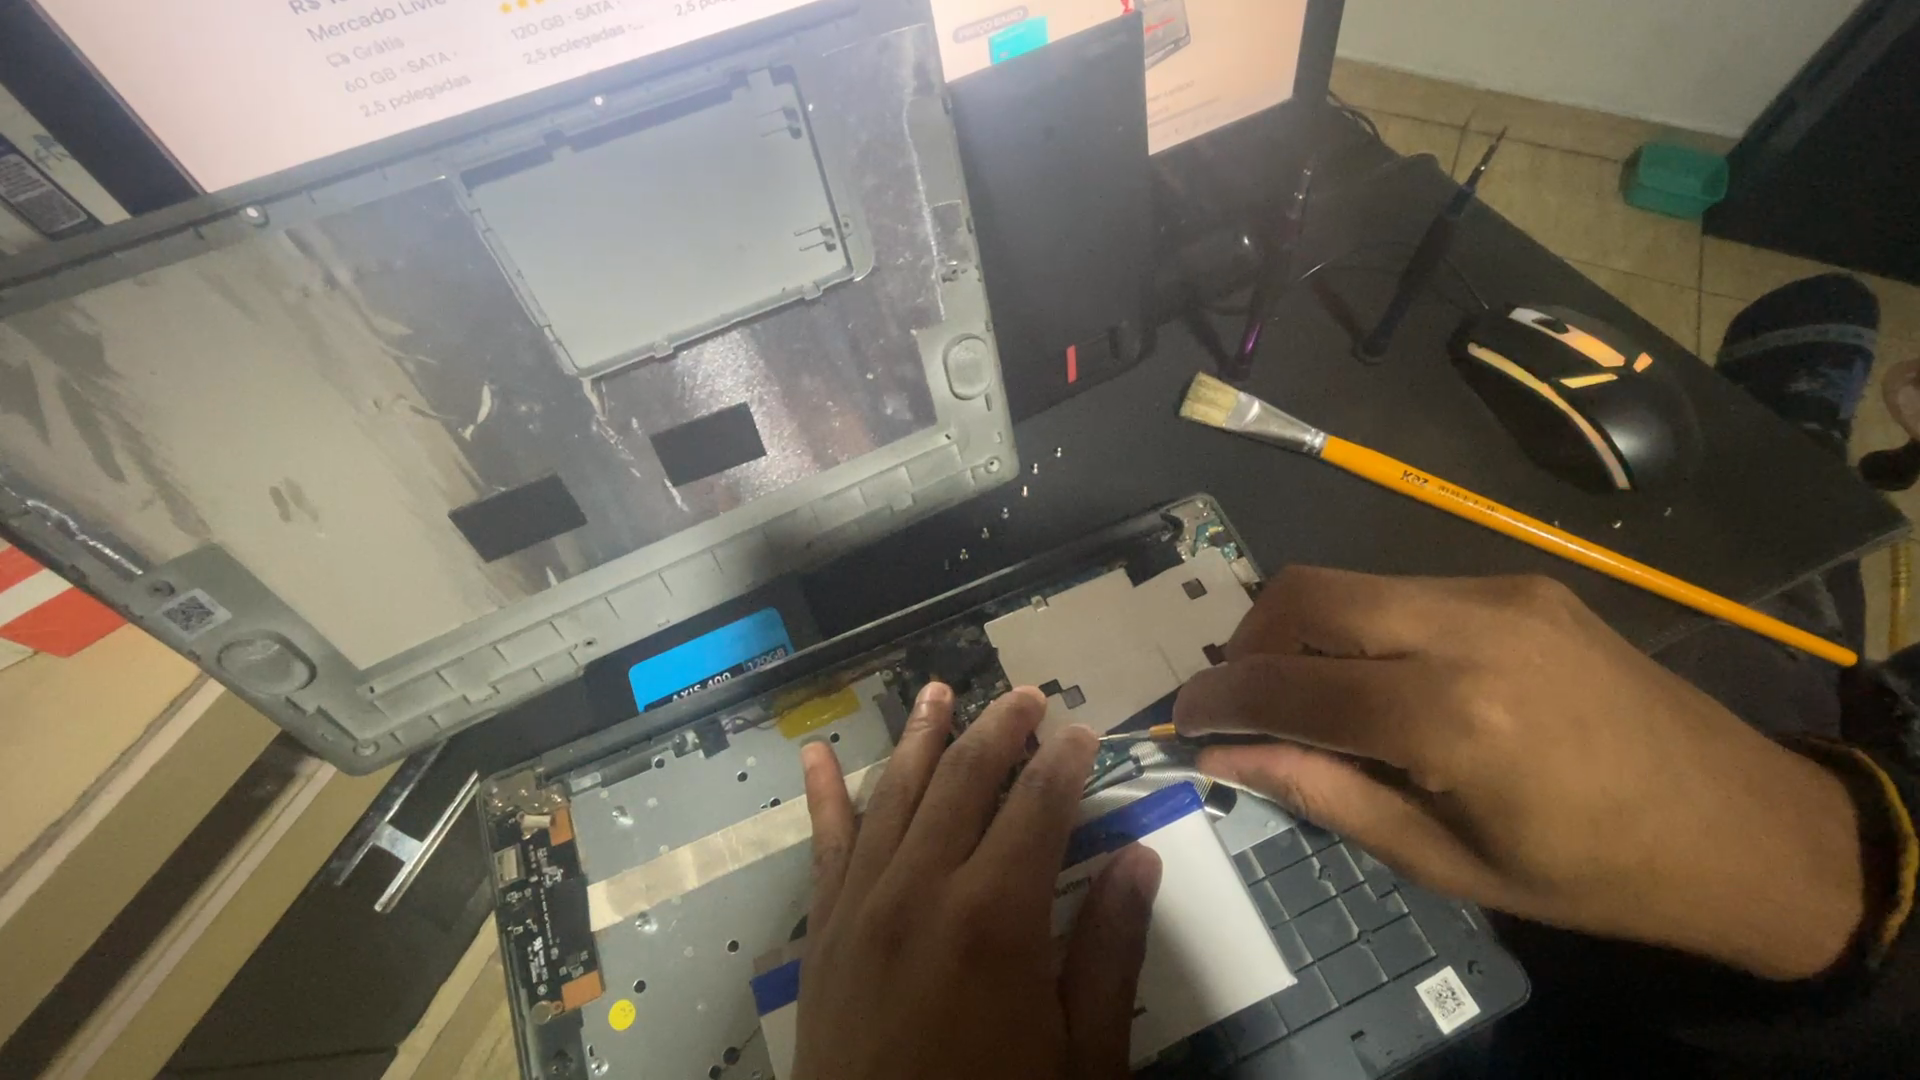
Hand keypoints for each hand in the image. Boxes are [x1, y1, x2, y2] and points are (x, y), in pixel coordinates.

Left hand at [793, 683, 1163, 1079]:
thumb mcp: (1081, 1056)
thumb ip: (1110, 949)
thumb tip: (1140, 857)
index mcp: (995, 915)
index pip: (1039, 804)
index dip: (1065, 759)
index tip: (1082, 730)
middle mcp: (922, 886)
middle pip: (965, 777)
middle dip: (999, 728)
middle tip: (1025, 695)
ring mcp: (864, 899)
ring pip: (895, 790)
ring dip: (920, 734)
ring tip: (939, 691)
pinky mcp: (825, 924)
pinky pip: (825, 841)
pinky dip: (824, 791)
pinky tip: (818, 752)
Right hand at [1175, 568, 1864, 979]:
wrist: (1750, 829)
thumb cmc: (1587, 874)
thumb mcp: (1438, 860)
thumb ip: (1318, 793)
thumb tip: (1220, 756)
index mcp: (1453, 719)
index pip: (1290, 683)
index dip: (1219, 697)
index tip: (1180, 717)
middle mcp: (1468, 630)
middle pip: (1304, 595)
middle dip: (1246, 641)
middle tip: (1238, 696)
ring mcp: (1496, 592)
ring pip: (1345, 582)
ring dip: (1295, 628)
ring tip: (1299, 687)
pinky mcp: (1514, 581)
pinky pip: (1395, 587)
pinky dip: (1352, 623)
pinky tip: (1371, 672)